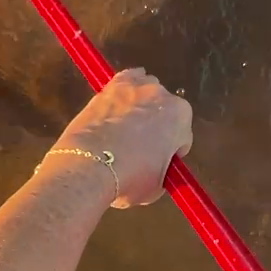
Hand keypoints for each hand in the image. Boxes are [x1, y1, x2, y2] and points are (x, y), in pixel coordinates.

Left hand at [50, 68, 192, 208]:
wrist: (89, 166)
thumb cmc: (128, 178)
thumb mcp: (155, 187)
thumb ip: (161, 174)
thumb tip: (151, 173)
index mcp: (180, 117)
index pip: (181, 137)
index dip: (170, 154)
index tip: (158, 165)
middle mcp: (161, 95)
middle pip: (163, 113)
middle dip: (155, 129)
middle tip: (138, 151)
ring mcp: (135, 87)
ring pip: (144, 94)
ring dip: (140, 108)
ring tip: (124, 131)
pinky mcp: (110, 86)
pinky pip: (124, 82)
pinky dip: (122, 93)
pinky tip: (116, 105)